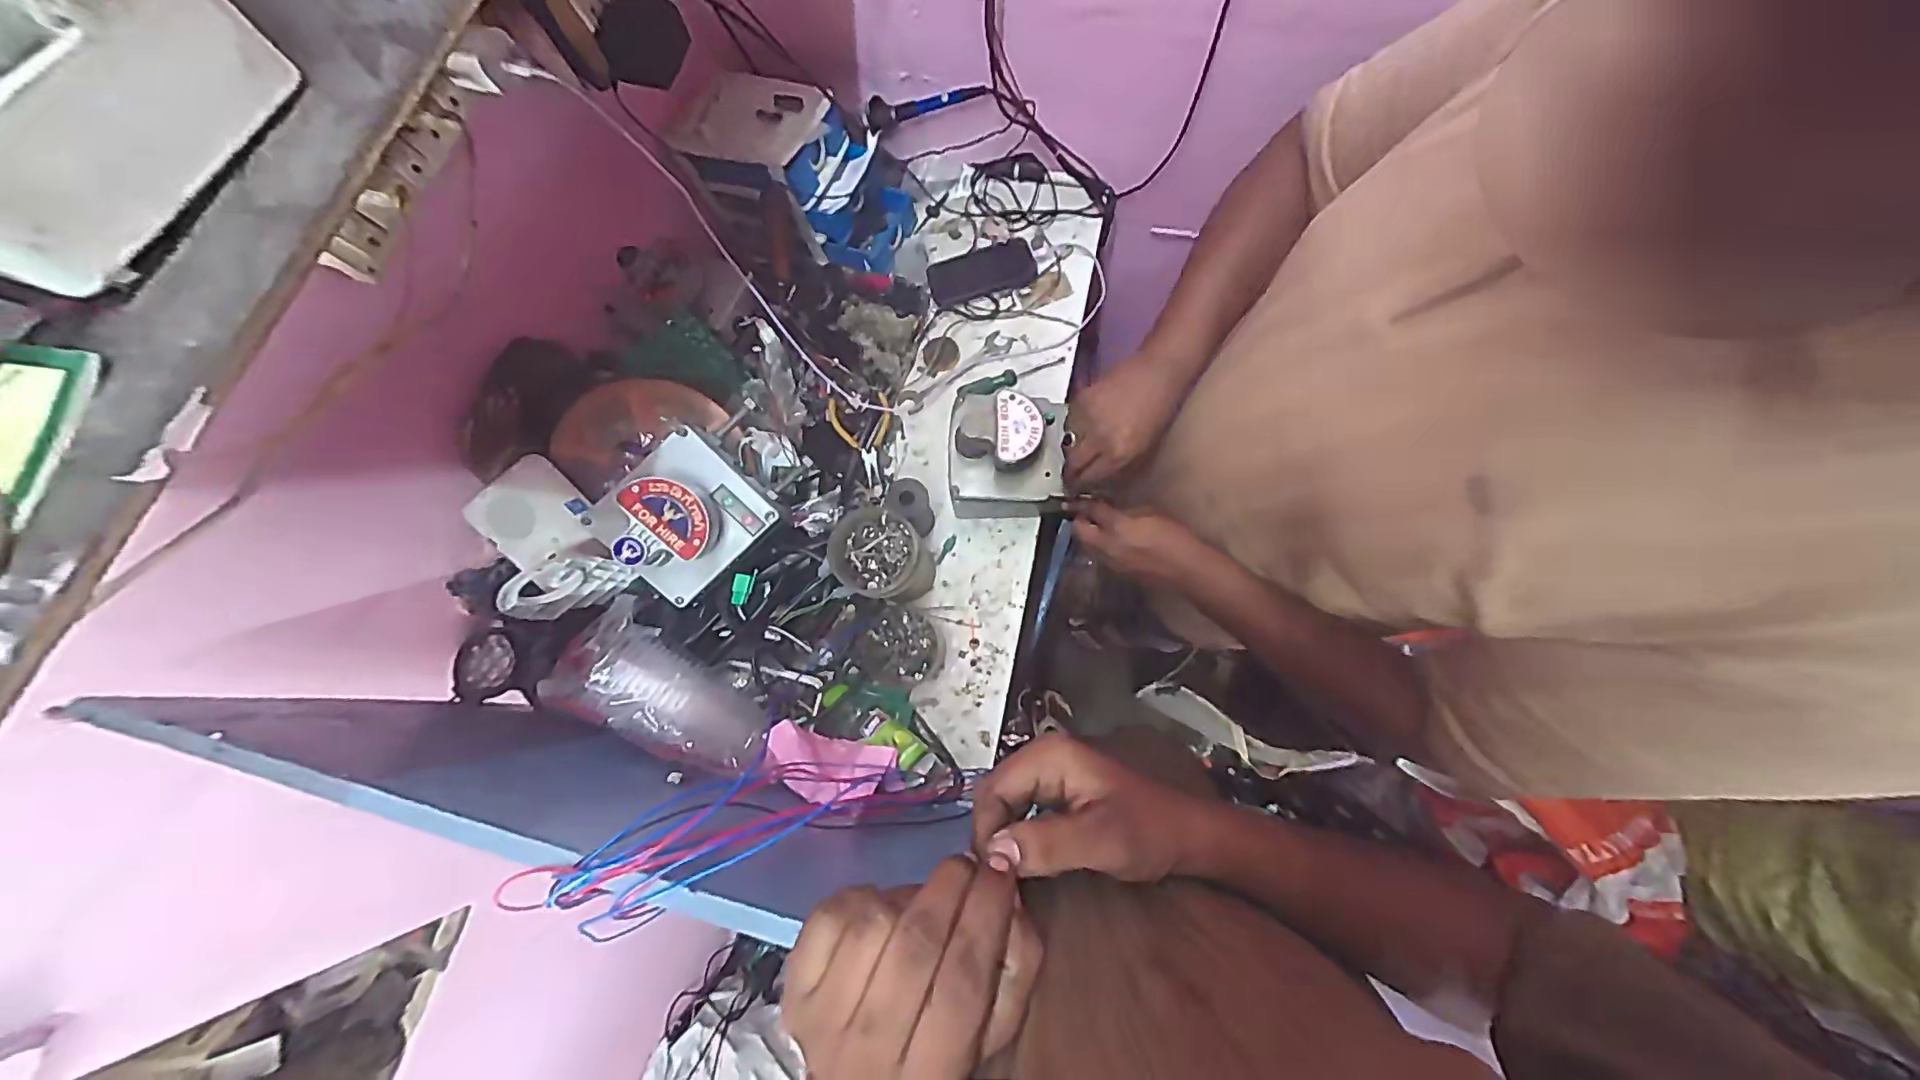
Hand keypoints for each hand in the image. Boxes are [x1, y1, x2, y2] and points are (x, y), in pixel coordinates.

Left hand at [783, 858, 1041, 1079]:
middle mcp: (868, 1053)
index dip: (986, 913)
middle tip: (968, 863)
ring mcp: (821, 1019)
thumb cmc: (938, 1048)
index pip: (963, 980)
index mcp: (931, 1072)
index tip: (1001, 868)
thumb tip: (1007, 897)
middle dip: (950, 888)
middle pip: (914, 947)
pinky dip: (860, 896)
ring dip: (907, 893)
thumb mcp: (993, 1030)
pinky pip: (829, 916)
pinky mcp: (793, 989)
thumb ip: (1015, 966)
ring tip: (924, 897)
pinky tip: (878, 908)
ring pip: (872, 924)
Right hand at [972, 733, 1217, 882]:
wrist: (1191, 835)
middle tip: (1002, 879)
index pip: (991, 790)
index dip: (986, 833)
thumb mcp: (1100, 841)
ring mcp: (1052, 771)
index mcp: (1049, 755)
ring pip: (1007, 803)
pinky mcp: (1061, 789)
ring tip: (1013, 875)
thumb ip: (1046, 843)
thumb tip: (993, 852)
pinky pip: (1024, 809)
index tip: (995, 876)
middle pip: (995, 794)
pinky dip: (1019, 835)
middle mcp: (1045, 755)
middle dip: (993, 835)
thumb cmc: (1151, 832)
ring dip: (1005, 837)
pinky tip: (1028, 861)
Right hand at [1064, 352, 1189, 492]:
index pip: (1089, 479)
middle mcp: (1101, 439)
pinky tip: (1089, 420)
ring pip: (1067, 442)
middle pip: (1072, 464)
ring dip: (1073, 445)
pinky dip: (1076, 424)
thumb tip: (1099, 478)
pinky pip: (1070, 421)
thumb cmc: (1159, 409)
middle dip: (1070, 471)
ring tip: (1084, 441)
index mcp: (1120, 454)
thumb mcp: (1145, 448)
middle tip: (1070, 473)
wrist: (1158, 372)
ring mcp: (1088, 418)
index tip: (1076, 487)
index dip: (1081, 485)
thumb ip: (1120, 466)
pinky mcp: (1081, 400)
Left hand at [1068, 498, 1217, 591]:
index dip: (1084, 503)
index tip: (1079, 498)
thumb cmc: (1175, 537)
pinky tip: (1107, 541)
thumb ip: (1128, 511)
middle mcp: (1108, 546)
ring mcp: (1110, 562)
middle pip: (1080, 532)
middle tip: (1085, 513)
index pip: (1092, 511)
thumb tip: (1113, 509)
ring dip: (1086, 535)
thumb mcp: (1152, 513)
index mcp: (1118, 527)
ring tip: (1094, 526)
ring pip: (1086, 546)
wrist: (1186, 570)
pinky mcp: (1116, 573)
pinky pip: (1098, 556)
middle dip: (1079, 520)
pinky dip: (1097, 546)